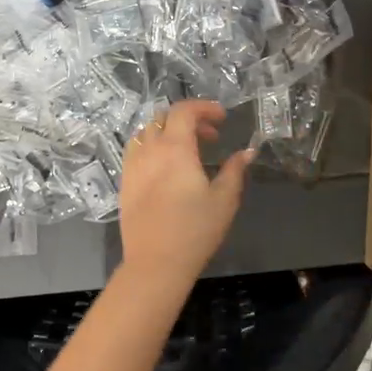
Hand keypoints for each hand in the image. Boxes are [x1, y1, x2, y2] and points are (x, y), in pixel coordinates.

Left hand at [118, 101, 252, 281]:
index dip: (204, 107)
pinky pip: (135, 151)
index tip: (222, 118)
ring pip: (145, 132)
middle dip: (188, 119)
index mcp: (175, 149)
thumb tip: (247, 152)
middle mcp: (149, 150)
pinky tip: (164, 167)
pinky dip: (151, 146)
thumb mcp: (224, 200)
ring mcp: (132, 166)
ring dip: (167, 131)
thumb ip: (234, 170)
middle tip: (210, 136)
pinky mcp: (124, 182)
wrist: (156, 262)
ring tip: (186, 149)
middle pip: (163, 117)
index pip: (184, 111)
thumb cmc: (195, 230)